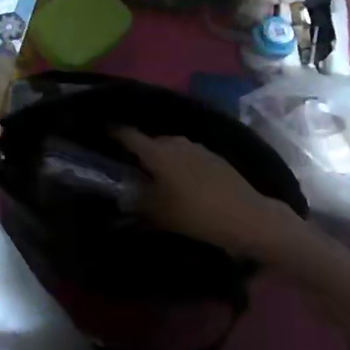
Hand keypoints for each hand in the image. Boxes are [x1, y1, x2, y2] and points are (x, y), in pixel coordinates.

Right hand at [113, 127, 291, 256]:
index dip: (113, 132)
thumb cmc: (197, 215)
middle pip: (150, 142)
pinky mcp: (214, 157)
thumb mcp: (159, 215)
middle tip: (128, 167)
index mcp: (158, 152)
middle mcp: (176, 142)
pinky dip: (178, 164)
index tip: (101, 131)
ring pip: (170, 148)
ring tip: (154, 176)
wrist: (248, 218)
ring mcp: (197, 147)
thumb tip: (122, 198)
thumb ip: (137, 203)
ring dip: (160, 158)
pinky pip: (187, 155)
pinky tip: (180, 181)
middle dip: (138, 151)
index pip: (128, 134)